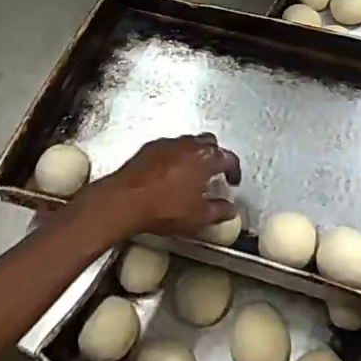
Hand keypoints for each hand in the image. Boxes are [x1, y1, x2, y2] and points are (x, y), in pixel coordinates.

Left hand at [75, 133, 239, 240]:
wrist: (125, 200)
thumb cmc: (163, 208)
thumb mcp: (199, 217)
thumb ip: (219, 211)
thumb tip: (229, 209)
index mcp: (205, 158)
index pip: (229, 158)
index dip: (234, 170)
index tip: (233, 181)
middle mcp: (187, 145)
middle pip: (209, 143)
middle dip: (215, 156)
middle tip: (215, 173)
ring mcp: (166, 144)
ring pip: (188, 142)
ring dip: (194, 155)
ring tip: (192, 174)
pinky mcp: (149, 148)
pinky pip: (168, 147)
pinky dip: (174, 157)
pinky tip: (169, 173)